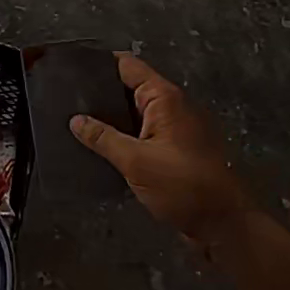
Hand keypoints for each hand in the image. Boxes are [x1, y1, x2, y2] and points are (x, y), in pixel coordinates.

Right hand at [70, 54, 251, 242]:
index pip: (127, 65)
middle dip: (99, 93)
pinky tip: (99, 147)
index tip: (70, 69)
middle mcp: (171, 106)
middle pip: (129, 87)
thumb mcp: (136, 162)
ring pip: (134, 113)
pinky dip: (123, 136)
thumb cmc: (183, 186)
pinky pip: (142, 133)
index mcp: (164, 98)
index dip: (99, 63)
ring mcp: (175, 128)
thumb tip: (75, 120)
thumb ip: (103, 138)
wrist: (225, 226)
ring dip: (110, 118)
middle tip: (64, 99)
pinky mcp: (174, 149)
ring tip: (73, 122)